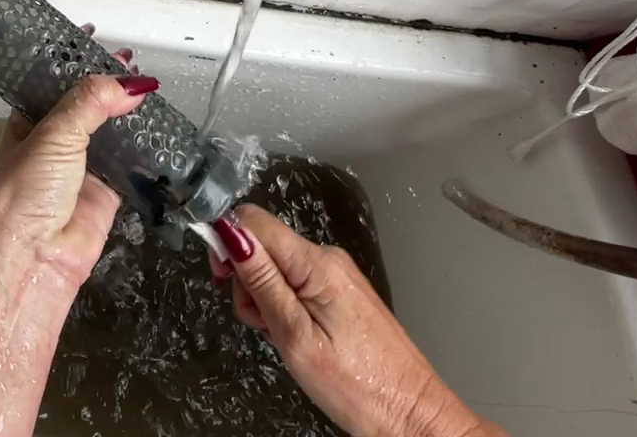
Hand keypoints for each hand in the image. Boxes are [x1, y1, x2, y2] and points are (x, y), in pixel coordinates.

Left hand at [0, 59, 156, 436]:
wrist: (32, 263)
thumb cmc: (24, 195)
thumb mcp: (53, 135)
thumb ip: (90, 102)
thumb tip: (129, 81)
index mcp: (26, 120)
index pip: (51, 79)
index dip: (72, 59)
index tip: (93, 35)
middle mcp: (51, 140)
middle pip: (83, 102)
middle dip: (104, 82)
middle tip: (131, 59)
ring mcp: (78, 166)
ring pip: (107, 128)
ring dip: (125, 109)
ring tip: (146, 86)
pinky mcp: (104, 192)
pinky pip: (127, 161)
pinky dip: (142, 145)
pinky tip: (157, 124)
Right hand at [211, 205, 501, 436]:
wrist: (416, 420)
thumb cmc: (357, 387)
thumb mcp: (295, 337)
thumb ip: (260, 281)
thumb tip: (227, 231)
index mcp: (315, 263)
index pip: (252, 220)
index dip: (226, 242)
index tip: (220, 280)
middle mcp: (326, 257)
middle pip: (262, 244)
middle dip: (246, 280)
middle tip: (262, 325)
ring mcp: (335, 273)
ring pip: (276, 264)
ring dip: (264, 298)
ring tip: (283, 338)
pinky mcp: (340, 290)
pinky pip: (295, 281)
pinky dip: (283, 305)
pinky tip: (297, 336)